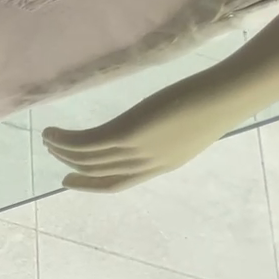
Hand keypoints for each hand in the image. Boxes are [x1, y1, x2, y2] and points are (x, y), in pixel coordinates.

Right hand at [41, 80, 247, 192]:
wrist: (231, 93)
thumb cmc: (216, 104)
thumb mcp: (184, 129)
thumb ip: (158, 138)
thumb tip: (134, 134)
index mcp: (160, 166)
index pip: (114, 184)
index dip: (86, 185)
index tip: (66, 180)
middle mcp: (144, 164)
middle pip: (93, 169)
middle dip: (67, 160)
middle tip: (51, 147)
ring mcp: (135, 150)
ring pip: (84, 157)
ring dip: (59, 148)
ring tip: (47, 136)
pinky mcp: (126, 134)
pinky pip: (84, 142)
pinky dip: (63, 139)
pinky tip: (53, 131)